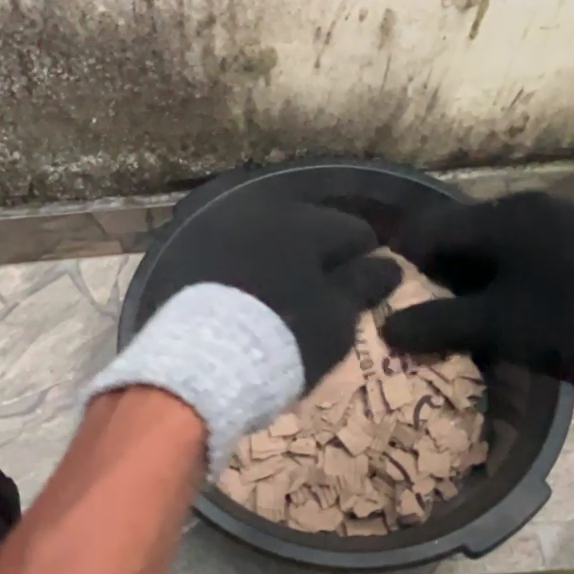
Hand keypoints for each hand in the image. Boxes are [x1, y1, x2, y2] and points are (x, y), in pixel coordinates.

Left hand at [146, 199, 401, 388]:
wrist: (203, 361)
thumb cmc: (283, 337)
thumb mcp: (335, 318)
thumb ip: (362, 286)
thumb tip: (388, 266)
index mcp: (305, 223)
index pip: (352, 231)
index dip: (365, 257)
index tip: (367, 282)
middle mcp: (260, 212)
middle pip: (304, 228)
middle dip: (317, 252)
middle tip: (324, 289)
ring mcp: (218, 229)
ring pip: (262, 238)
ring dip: (277, 257)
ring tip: (283, 294)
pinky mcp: (185, 254)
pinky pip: (228, 255)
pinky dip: (242, 270)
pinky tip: (245, 297)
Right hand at [380, 192, 573, 380]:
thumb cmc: (566, 318)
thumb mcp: (493, 326)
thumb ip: (435, 324)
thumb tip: (388, 328)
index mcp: (499, 216)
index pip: (429, 231)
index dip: (403, 264)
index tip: (393, 295)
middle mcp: (529, 205)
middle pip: (464, 234)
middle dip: (442, 272)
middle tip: (431, 310)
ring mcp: (566, 218)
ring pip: (500, 244)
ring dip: (478, 275)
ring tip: (473, 314)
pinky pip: (533, 250)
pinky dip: (513, 275)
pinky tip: (520, 306)